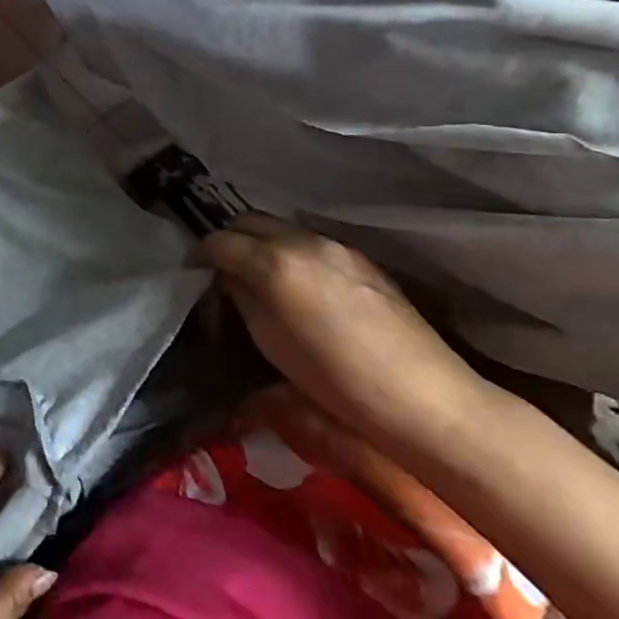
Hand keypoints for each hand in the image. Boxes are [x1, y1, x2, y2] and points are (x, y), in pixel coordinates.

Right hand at [196, 213, 493, 449]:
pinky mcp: (363, 260)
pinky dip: (293, 252)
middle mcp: (302, 242)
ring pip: (282, 227)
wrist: (423, 398)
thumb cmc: (332, 376)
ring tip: (262, 275)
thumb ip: (243, 297)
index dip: (201, 255)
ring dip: (263, 243)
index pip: (219, 240)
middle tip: (225, 267)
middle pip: (249, 220)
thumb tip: (232, 278)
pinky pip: (312, 242)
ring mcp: (337, 247)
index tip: (196, 273)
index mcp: (272, 262)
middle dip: (230, 238)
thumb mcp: (267, 339)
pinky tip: (300, 283)